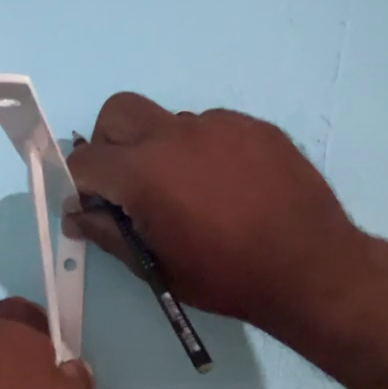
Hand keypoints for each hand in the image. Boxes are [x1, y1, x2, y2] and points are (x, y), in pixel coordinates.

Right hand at [65, 92, 367, 324]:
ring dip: (157, 149)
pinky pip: (209, 127)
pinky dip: (199, 151)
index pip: (84, 160)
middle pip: (117, 111)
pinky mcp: (254, 127)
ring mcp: (219, 125)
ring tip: (184, 192)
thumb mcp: (155, 266)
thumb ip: (108, 234)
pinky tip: (222, 187)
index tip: (86, 207)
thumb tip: (77, 215)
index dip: (76, 184)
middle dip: (107, 144)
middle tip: (123, 185)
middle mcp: (176, 135)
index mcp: (145, 172)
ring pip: (166, 121)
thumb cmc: (225, 276)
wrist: (311, 268)